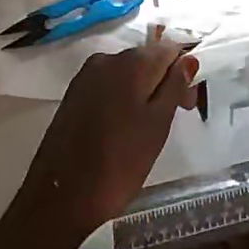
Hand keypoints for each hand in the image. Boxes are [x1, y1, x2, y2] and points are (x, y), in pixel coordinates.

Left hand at [9, 42, 198, 244]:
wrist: (60, 199)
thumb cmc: (119, 162)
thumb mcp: (158, 124)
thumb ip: (175, 86)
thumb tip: (188, 59)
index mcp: (131, 62)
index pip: (170, 50)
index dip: (186, 72)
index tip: (187, 104)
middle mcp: (106, 59)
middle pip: (148, 59)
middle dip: (165, 81)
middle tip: (173, 118)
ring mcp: (86, 77)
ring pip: (127, 74)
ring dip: (144, 91)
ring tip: (148, 128)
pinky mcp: (73, 95)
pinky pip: (109, 86)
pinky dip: (123, 99)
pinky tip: (124, 127)